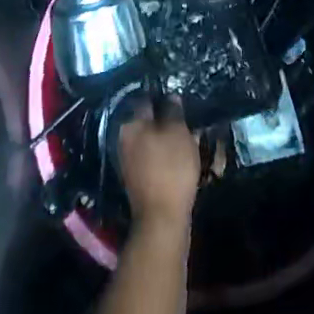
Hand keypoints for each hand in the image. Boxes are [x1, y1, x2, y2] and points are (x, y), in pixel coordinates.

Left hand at [116, 98, 199, 228]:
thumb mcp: (178, 133)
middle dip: (167, 122)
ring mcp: (129, 160)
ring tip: (189, 142)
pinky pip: (153, 158)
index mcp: (131, 124)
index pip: (147, 101)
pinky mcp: (137, 178)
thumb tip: (170, 96)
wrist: (162, 217)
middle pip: (149, 122)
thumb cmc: (171, 168)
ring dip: (168, 140)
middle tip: (188, 124)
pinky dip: (166, 157)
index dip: (164, 98)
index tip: (181, 100)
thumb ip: (173, 111)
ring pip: (152, 141)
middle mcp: (125, 139)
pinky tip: (181, 161)